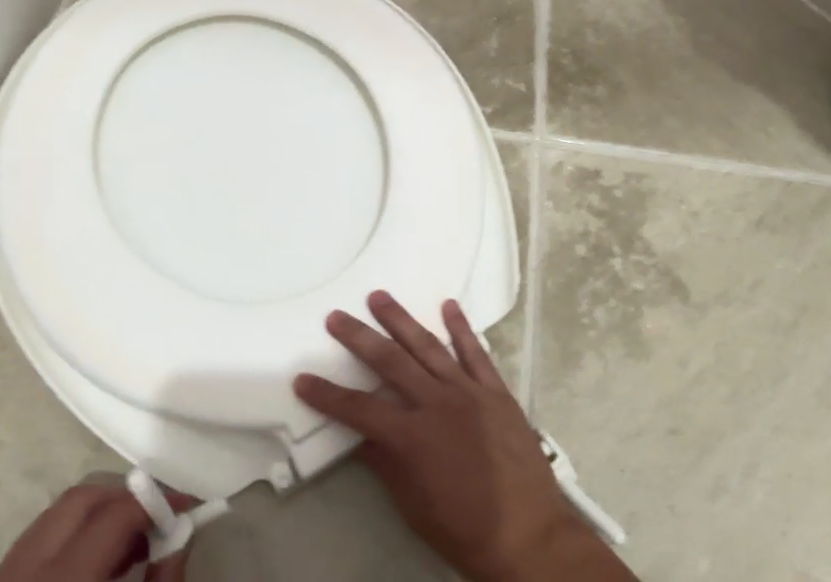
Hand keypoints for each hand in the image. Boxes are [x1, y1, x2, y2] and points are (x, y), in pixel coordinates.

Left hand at [0, 482, 191, 581]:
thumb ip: (162, 580)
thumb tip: (181, 534)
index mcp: (63, 578)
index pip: (114, 514)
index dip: (157, 502)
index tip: (189, 506)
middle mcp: (25, 568)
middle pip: (80, 499)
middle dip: (125, 499)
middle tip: (159, 520)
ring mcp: (3, 574)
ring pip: (56, 514)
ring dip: (99, 514)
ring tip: (131, 542)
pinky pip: (38, 539)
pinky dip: (72, 536)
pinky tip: (96, 562)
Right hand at [293, 292, 635, 581]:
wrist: (528, 533)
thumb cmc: (464, 528)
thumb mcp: (413, 505)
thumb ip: (387, 464)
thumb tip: (363, 437)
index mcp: (412, 437)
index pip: (359, 408)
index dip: (327, 395)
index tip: (302, 379)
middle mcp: (437, 404)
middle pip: (390, 362)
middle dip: (359, 338)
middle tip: (335, 316)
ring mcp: (470, 393)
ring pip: (429, 347)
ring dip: (402, 320)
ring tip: (380, 297)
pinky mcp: (497, 392)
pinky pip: (476, 353)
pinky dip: (461, 328)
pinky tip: (448, 305)